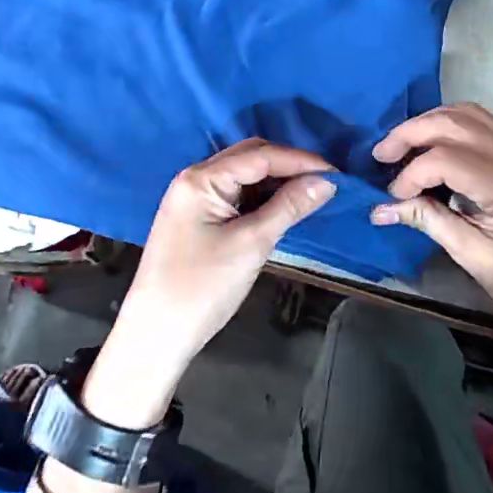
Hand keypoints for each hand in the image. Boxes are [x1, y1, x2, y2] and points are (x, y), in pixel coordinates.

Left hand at [79, 139, 335, 429]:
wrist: (156, 337)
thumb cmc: (202, 288)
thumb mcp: (251, 244)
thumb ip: (289, 206)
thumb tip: (327, 182)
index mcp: (201, 179)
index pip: (260, 156)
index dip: (301, 161)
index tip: (337, 173)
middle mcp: (195, 179)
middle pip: (251, 157)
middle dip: (290, 165)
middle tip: (326, 181)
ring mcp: (194, 198)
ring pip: (245, 175)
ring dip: (277, 180)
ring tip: (312, 192)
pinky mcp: (198, 217)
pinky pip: (236, 194)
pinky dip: (263, 196)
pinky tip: (285, 206)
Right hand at [370, 104, 492, 357]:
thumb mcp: (473, 257)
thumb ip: (428, 221)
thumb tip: (380, 208)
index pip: (446, 158)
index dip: (411, 174)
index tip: (392, 198)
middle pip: (454, 123)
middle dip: (411, 133)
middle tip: (380, 156)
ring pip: (468, 113)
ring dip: (430, 124)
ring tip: (401, 148)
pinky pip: (482, 123)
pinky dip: (451, 126)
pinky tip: (432, 146)